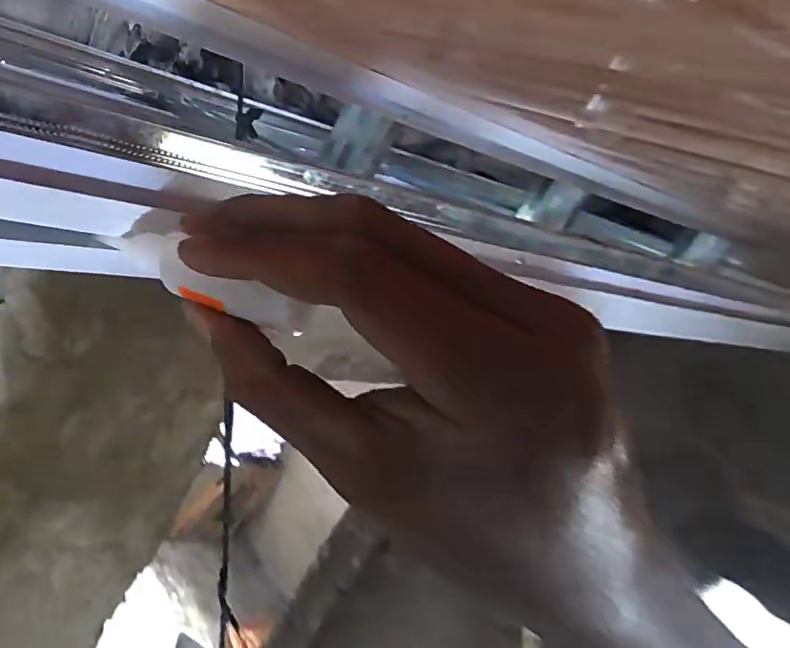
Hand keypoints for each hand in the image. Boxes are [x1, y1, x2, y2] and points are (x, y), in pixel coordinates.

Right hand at [181, 195, 734, 647]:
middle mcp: (532, 316)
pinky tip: (297, 248)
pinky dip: (340, 241)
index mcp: (498, 376)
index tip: (194, 252)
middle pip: (375, 231)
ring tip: (234, 231)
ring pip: (393, 228)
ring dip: (303, 223)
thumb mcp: (356, 473)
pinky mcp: (527, 296)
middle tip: (204, 228)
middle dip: (275, 221)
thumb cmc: (469, 538)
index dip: (264, 253)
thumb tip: (204, 312)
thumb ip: (270, 386)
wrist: (595, 568)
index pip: (358, 277)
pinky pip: (414, 249)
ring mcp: (538, 298)